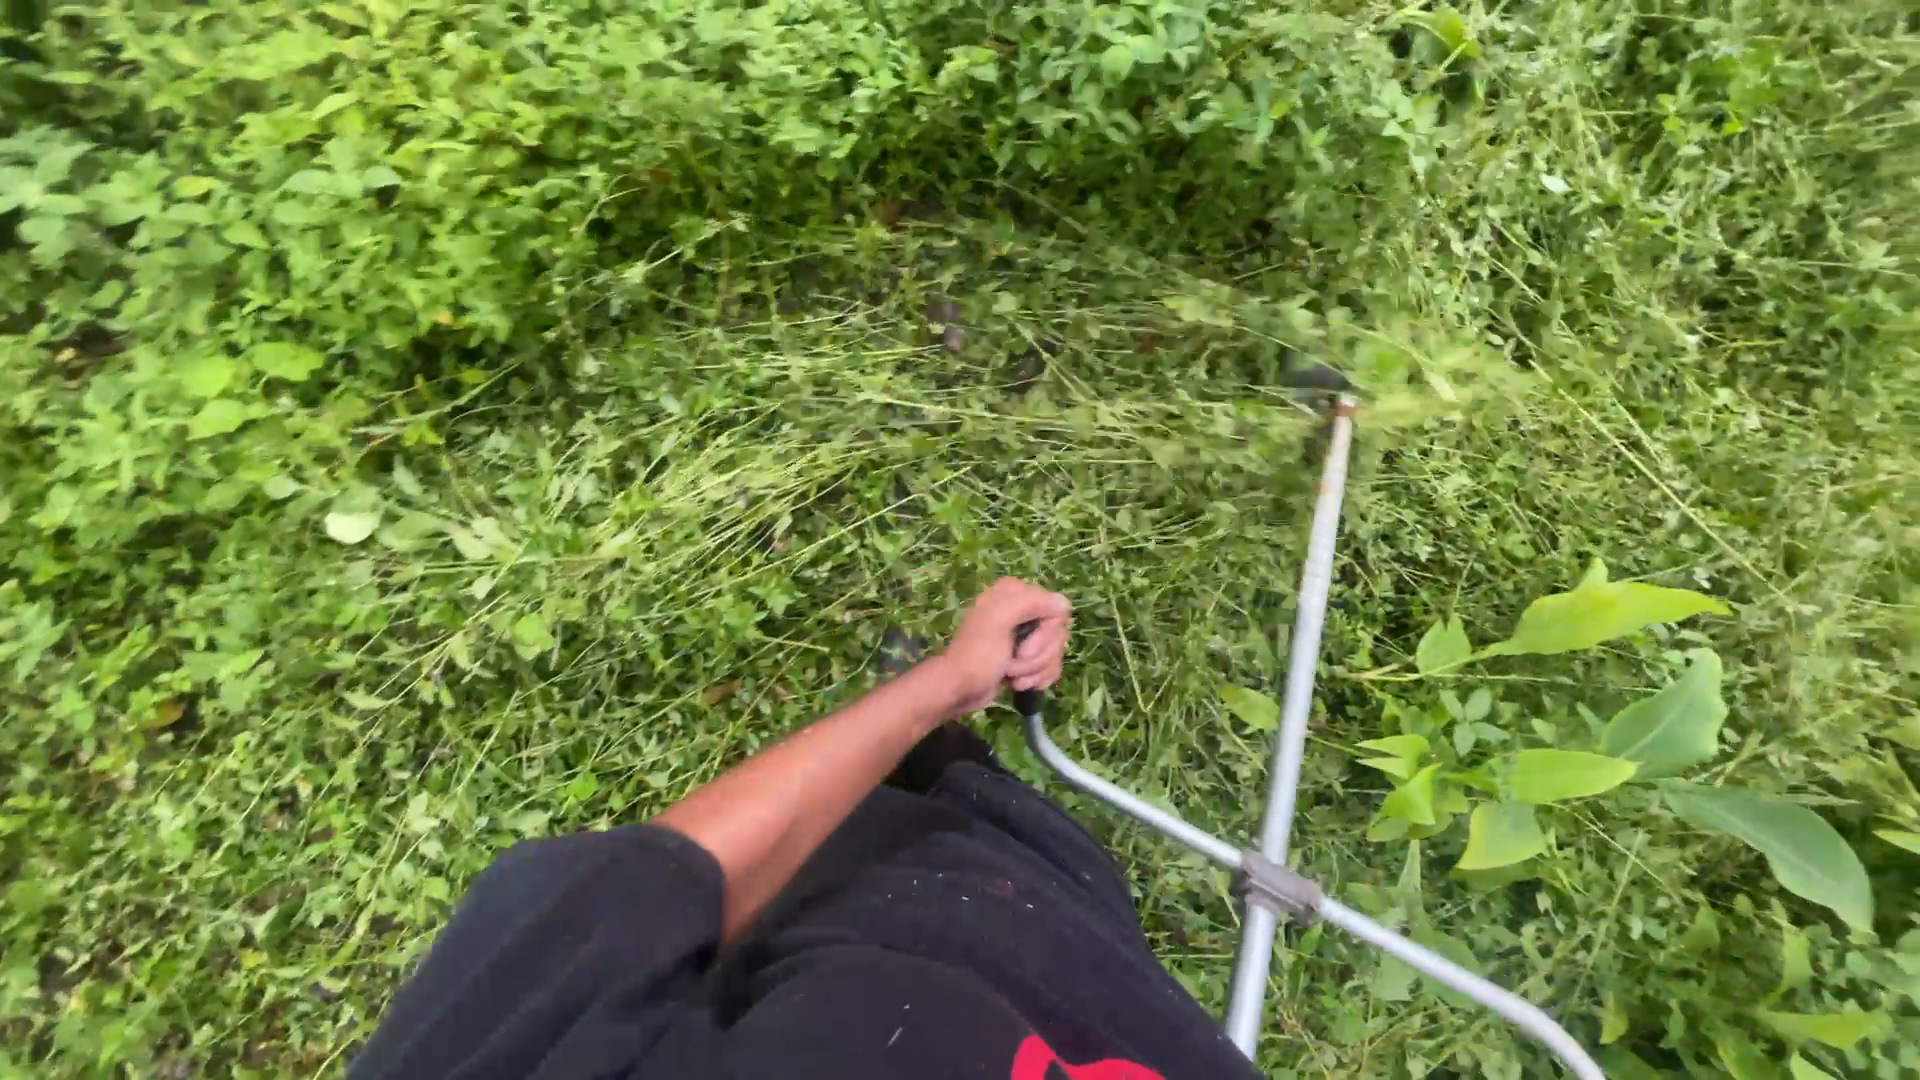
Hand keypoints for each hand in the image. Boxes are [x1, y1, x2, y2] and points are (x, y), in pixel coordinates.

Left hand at [928, 577, 1071, 716]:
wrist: (959, 689)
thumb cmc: (977, 655)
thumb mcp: (999, 620)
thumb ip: (1031, 603)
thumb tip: (1063, 603)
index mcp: (1015, 593)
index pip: (1057, 610)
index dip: (1046, 634)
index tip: (1024, 649)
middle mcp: (1022, 609)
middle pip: (1058, 633)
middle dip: (1039, 656)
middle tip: (1014, 662)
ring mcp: (1025, 634)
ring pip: (1055, 651)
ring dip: (1036, 669)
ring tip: (1012, 674)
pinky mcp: (1026, 657)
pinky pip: (1050, 665)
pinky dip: (1038, 677)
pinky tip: (1019, 683)